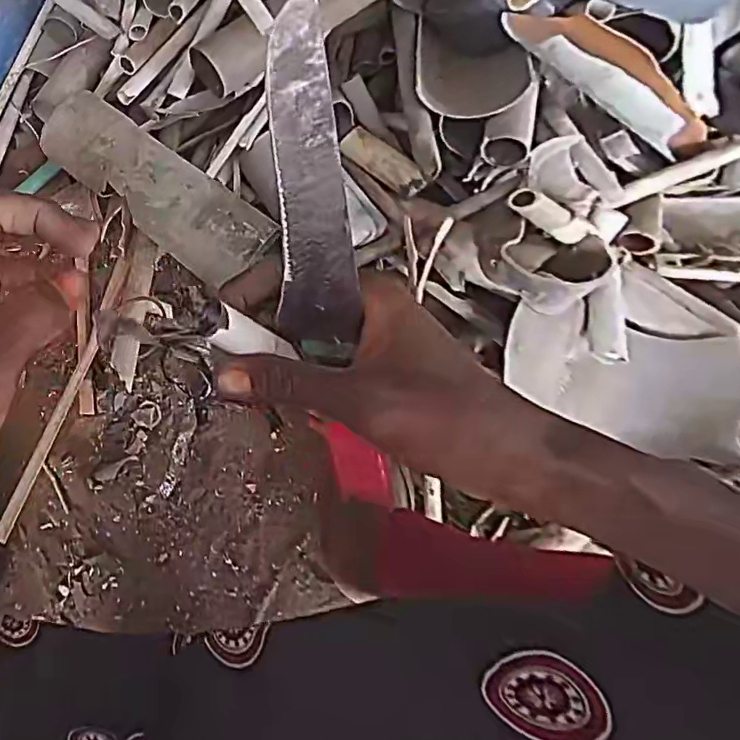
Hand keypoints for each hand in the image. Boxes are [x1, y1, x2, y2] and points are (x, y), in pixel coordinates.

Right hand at [214, 270, 615, 520]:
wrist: (519, 464)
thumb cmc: (461, 421)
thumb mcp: (359, 399)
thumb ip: (288, 383)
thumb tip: (230, 373)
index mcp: (368, 294)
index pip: (287, 275)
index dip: (247, 296)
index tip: (220, 322)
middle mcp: (365, 310)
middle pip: (288, 310)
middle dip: (261, 341)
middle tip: (239, 368)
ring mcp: (367, 341)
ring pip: (300, 342)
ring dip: (281, 368)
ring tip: (273, 395)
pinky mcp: (370, 370)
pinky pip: (317, 366)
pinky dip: (302, 386)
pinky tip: (305, 411)